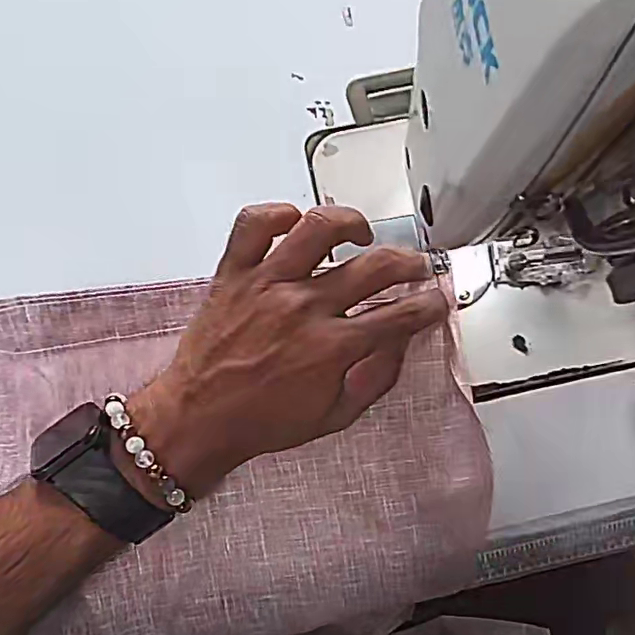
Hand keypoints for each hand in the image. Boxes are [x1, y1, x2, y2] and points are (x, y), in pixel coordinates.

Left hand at [128, 203, 450, 494]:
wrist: (200, 420)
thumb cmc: (260, 422)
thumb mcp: (334, 416)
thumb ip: (375, 379)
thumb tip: (399, 347)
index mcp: (332, 348)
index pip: (400, 314)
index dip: (429, 305)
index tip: (434, 301)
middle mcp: (303, 309)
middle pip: (376, 266)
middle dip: (410, 263)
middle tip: (413, 267)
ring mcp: (267, 286)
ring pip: (319, 227)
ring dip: (351, 223)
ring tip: (359, 234)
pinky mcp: (234, 275)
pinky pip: (253, 224)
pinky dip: (276, 213)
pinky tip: (293, 223)